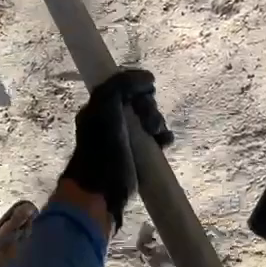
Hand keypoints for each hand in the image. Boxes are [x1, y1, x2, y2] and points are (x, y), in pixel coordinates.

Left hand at [57, 68, 167, 228]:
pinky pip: (156, 139)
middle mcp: (113, 118)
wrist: (101, 189)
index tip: (146, 93)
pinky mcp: (138, 155)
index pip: (126, 86)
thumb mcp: (105, 107)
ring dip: (157, 122)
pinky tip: (164, 142)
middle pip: (140, 102)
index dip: (138, 87)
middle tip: (148, 121)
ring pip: (150, 119)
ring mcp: (126, 137)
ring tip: (156, 134)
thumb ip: (121, 86)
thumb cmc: (101, 147)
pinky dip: (162, 137)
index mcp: (101, 105)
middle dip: (149, 108)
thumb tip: (148, 77)